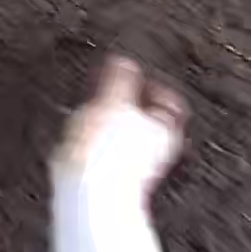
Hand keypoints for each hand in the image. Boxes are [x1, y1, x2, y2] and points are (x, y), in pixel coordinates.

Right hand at [52, 56, 187, 206]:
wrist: (90, 190)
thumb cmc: (109, 154)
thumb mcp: (115, 102)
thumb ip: (121, 79)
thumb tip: (126, 61)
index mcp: (163, 129)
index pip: (168, 101)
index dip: (155, 84)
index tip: (139, 71)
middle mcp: (154, 146)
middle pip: (149, 116)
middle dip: (133, 100)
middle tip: (116, 84)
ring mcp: (132, 159)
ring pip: (128, 131)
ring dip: (113, 116)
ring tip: (96, 103)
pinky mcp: (109, 167)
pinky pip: (108, 143)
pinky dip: (98, 132)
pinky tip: (83, 128)